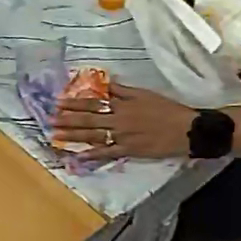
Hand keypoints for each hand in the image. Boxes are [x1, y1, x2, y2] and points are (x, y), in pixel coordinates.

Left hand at [52, 83, 194, 160]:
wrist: (192, 129)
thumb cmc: (169, 110)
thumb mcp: (146, 94)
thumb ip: (123, 90)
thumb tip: (106, 83)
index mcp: (123, 106)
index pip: (93, 103)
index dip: (74, 103)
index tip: (57, 103)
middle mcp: (119, 120)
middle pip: (88, 119)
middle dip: (67, 120)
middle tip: (48, 120)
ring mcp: (123, 136)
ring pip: (92, 135)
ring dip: (72, 136)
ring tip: (54, 136)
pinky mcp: (129, 150)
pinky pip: (107, 153)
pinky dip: (91, 155)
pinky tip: (76, 156)